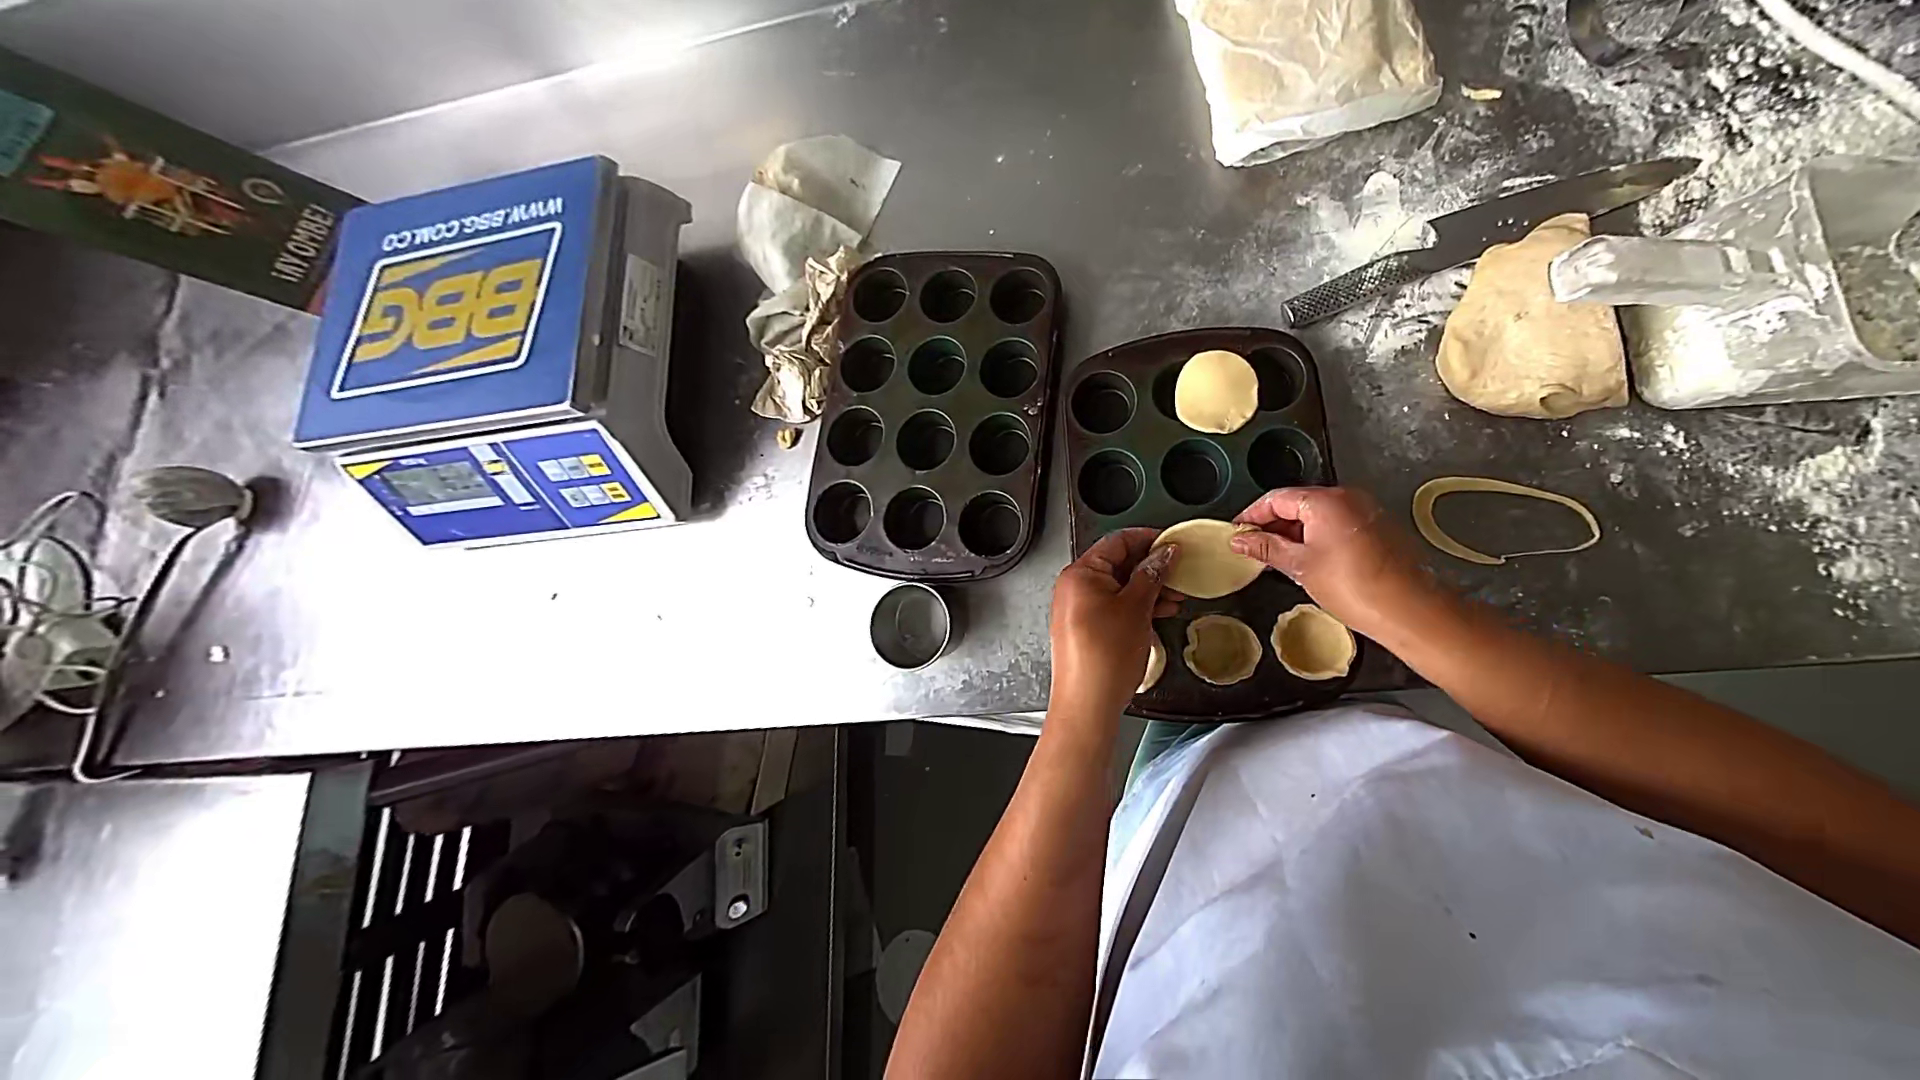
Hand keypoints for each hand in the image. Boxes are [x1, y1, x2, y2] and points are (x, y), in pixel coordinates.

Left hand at [1049, 528, 1183, 717]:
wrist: (1087, 704)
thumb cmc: (1104, 658)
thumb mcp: (1136, 608)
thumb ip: (1151, 575)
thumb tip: (1164, 553)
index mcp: (1080, 574)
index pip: (1116, 541)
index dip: (1148, 539)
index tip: (1173, 543)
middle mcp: (1073, 587)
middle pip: (1117, 563)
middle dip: (1150, 567)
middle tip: (1179, 572)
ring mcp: (1076, 608)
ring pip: (1118, 586)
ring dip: (1147, 588)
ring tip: (1175, 597)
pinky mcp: (1084, 627)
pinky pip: (1112, 605)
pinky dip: (1136, 605)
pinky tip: (1158, 612)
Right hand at [1230, 486, 1439, 640]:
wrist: (1410, 611)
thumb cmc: (1352, 586)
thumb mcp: (1299, 565)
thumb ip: (1265, 547)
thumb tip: (1239, 539)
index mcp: (1326, 501)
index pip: (1276, 498)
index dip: (1252, 515)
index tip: (1236, 533)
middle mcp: (1348, 498)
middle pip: (1297, 504)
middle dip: (1272, 525)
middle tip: (1252, 548)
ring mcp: (1366, 513)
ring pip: (1317, 516)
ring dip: (1293, 533)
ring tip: (1275, 558)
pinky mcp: (1377, 529)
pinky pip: (1336, 525)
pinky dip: (1315, 538)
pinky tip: (1305, 562)